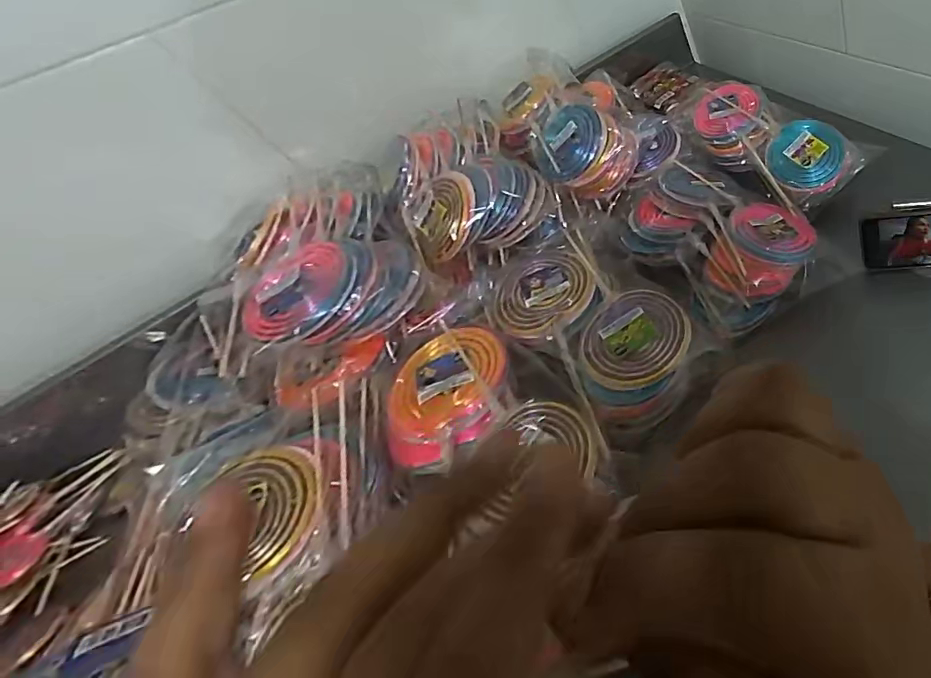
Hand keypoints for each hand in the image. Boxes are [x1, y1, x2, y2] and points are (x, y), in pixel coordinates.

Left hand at [132, 437, 600, 677]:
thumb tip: (572, 618)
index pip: (481, 626)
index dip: (529, 540)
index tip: (568, 469)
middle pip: (430, 602)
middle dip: (509, 527)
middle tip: (560, 473)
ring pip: (339, 602)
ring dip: (419, 519)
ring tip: (487, 452)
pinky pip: (180, 657)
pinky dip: (199, 581)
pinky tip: (224, 498)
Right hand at [562, 362, 930, 676]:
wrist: (903, 647)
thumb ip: (681, 652)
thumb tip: (594, 606)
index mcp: (852, 612)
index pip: (745, 571)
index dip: (646, 585)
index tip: (586, 621)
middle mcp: (864, 516)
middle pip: (753, 466)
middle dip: (661, 511)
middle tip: (621, 563)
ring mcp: (857, 461)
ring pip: (773, 402)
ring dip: (695, 446)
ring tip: (668, 506)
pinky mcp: (844, 436)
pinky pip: (785, 387)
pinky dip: (729, 404)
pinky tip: (703, 454)